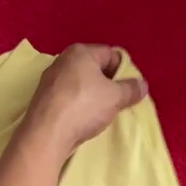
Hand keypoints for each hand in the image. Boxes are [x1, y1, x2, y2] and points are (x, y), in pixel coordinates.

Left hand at [23, 44, 148, 153]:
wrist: (47, 134)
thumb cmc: (84, 106)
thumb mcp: (115, 97)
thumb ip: (131, 89)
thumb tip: (143, 85)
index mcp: (80, 51)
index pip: (110, 54)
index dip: (123, 70)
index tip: (128, 89)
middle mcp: (62, 60)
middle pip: (93, 68)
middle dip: (107, 83)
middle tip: (117, 101)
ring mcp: (49, 80)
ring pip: (79, 84)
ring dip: (92, 96)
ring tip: (101, 113)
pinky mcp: (43, 99)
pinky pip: (67, 98)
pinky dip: (77, 106)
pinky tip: (82, 120)